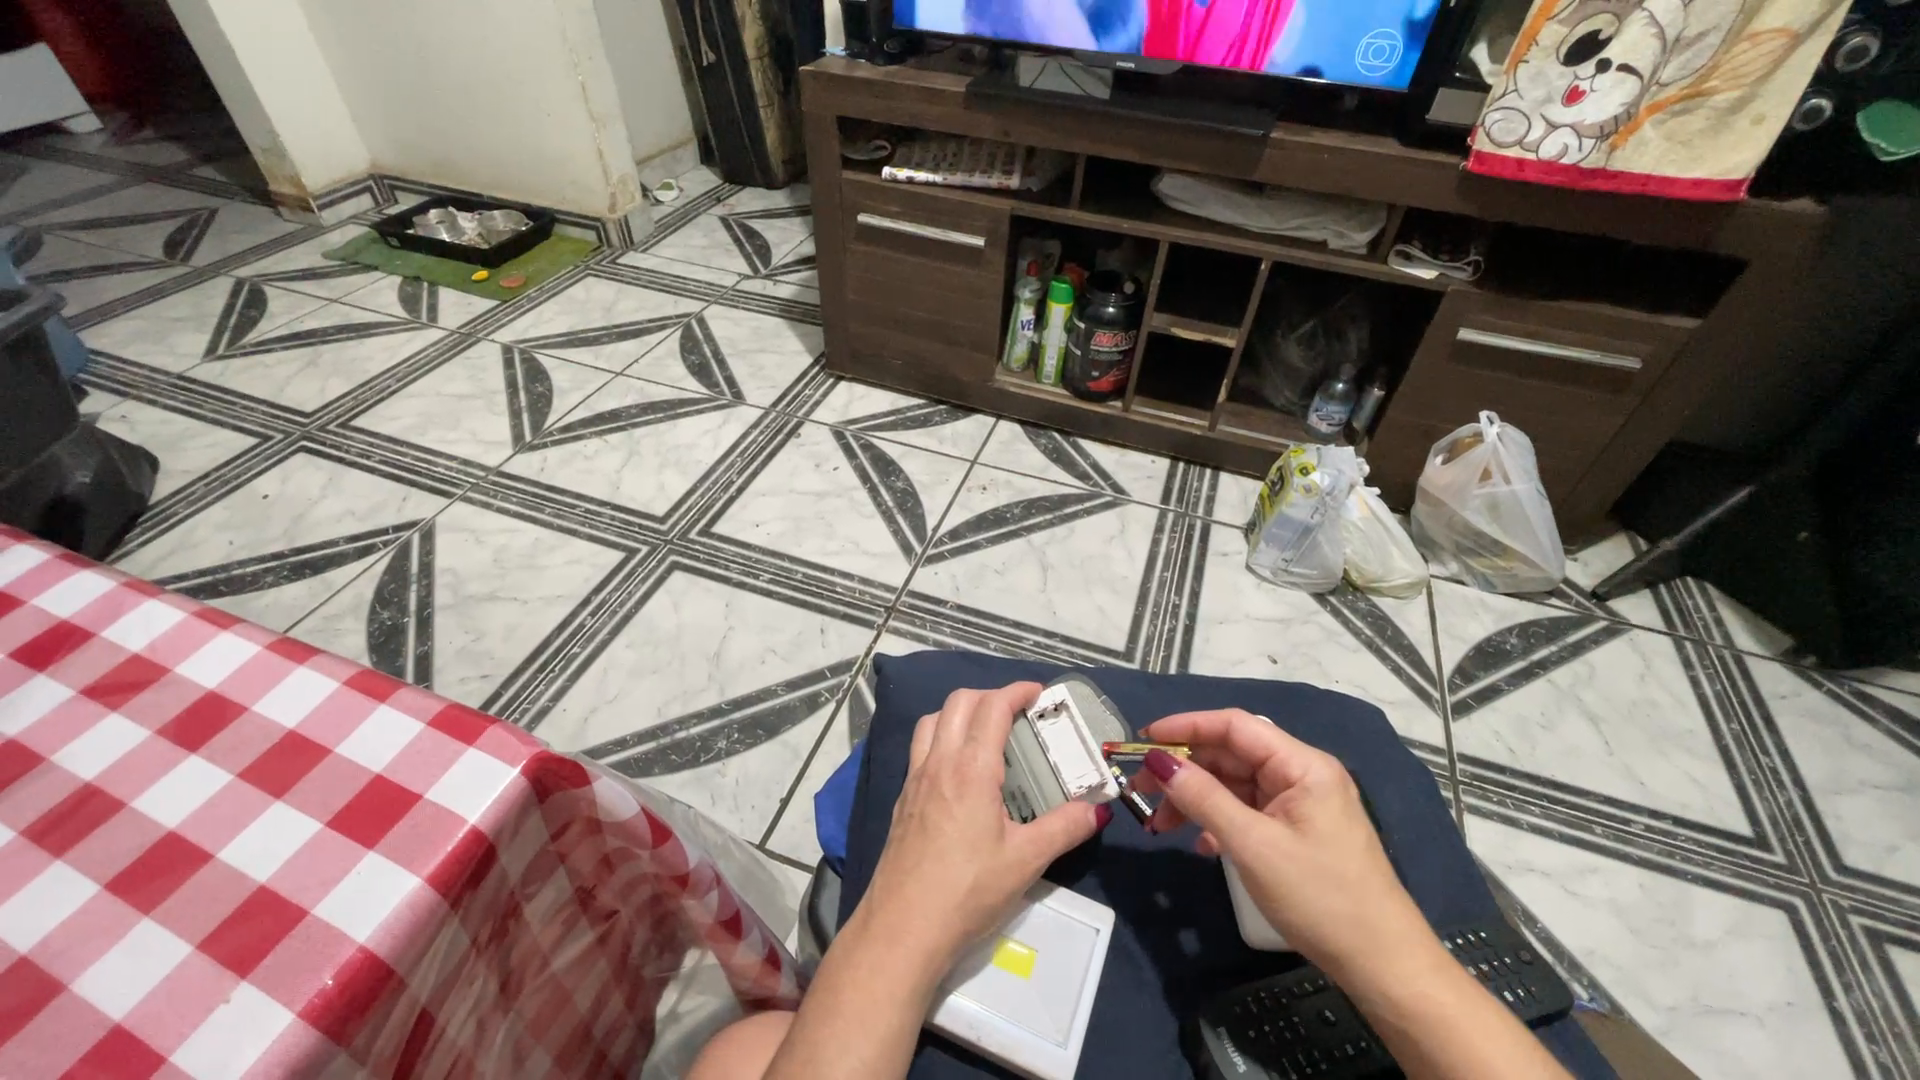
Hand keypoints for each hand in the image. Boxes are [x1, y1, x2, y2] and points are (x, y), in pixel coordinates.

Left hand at [858, 683, 1109, 970]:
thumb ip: (1065, 828)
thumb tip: (1096, 810)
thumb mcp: (1027, 861)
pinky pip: (920, 749)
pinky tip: (959, 773)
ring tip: (986, 734)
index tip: (1038, 693)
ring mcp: (914, 780)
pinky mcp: (902, 800)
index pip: (992, 707)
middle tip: (1018, 713)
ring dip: (960, 713)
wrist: (903, 928)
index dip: (1016, 691)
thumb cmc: (968, 891)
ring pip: (932, 721)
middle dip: (990, 696)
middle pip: (958, 702)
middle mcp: (938, 763)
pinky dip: (942, 739)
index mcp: (971, 768)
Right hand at [1130, 709, 1429, 981]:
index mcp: (1301, 765)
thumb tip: (1158, 761)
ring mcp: (1298, 804)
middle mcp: (1301, 774)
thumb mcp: (1252, 845)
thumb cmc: (1320, 896)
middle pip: (1230, 754)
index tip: (1143, 740)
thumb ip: (1203, 798)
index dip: (1185, 726)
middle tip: (1140, 790)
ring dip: (1195, 800)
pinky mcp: (1294, 831)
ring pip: (1233, 784)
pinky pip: (1245, 810)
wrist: (1380, 962)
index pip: (1234, 726)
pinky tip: (1200, 845)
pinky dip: (1216, 821)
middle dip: (1184, 770)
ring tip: (1160, 826)